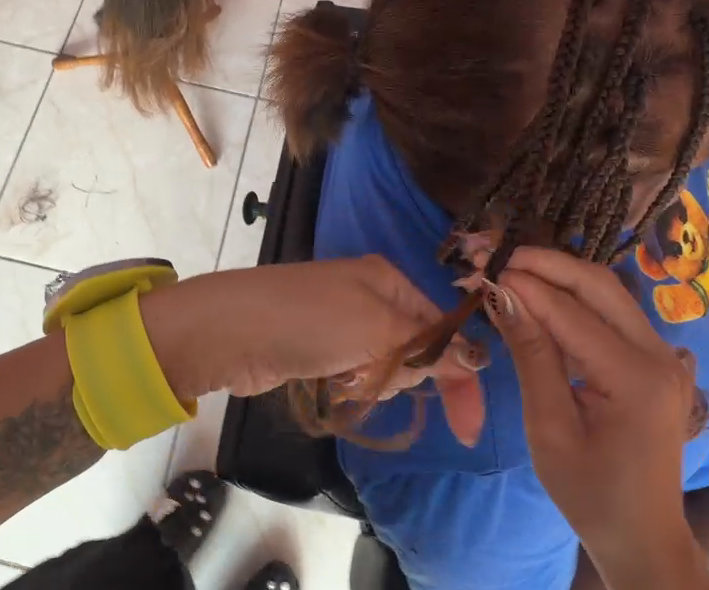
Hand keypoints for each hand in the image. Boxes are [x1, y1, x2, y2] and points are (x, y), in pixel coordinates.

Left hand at [145, 258, 484, 434]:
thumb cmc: (310, 320)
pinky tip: (333, 383)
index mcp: (388, 278)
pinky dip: (352, 383)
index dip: (459, 373)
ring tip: (344, 376)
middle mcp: (369, 294)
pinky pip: (356, 371)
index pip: (442, 327)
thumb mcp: (379, 329)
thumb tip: (476, 360)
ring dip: (376, 381)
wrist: (232, 329)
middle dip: (404, 374)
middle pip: (416, 347)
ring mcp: (341, 320)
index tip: (468, 429)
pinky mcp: (318, 346)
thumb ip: (429, 348)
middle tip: (371, 376)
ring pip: (385, 364)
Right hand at [485, 247, 708, 587]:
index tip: (481, 269)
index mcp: (636, 378)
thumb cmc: (589, 492)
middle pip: (598, 284)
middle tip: (495, 257)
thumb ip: (530, 355)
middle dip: (544, 263)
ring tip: (511, 271)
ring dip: (559, 275)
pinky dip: (574, 298)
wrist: (642, 536)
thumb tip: (501, 294)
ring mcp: (664, 355)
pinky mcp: (657, 359)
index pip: (570, 312)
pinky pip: (612, 312)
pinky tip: (539, 299)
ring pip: (607, 291)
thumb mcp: (548, 429)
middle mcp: (659, 355)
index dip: (523, 285)